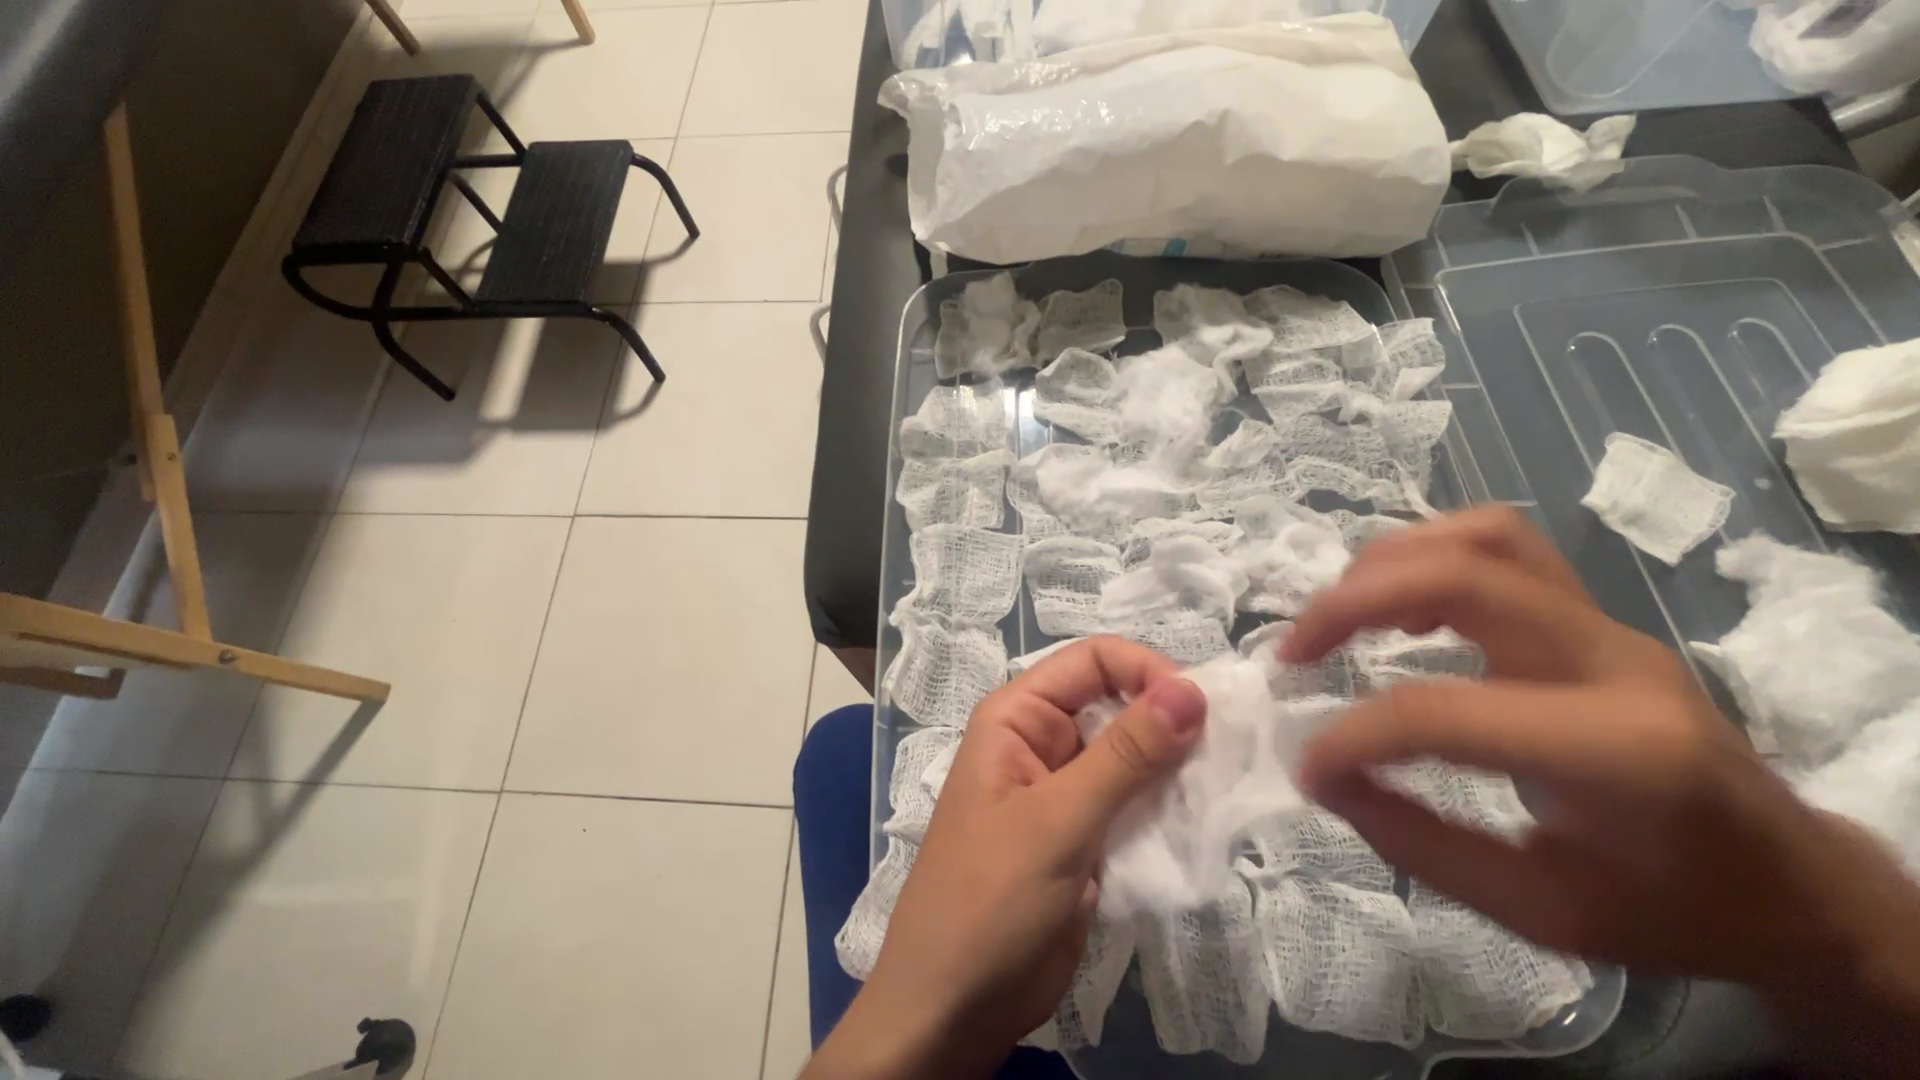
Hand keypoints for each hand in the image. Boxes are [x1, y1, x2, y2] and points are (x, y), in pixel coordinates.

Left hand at [804, 638, 1207, 1079]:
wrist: (954, 1006)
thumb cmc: (989, 901)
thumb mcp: (1057, 821)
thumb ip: (1125, 756)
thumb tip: (1191, 690)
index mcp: (1017, 718)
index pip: (1091, 661)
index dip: (1147, 671)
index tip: (1201, 709)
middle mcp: (1042, 744)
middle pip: (1118, 705)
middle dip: (1171, 722)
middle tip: (1226, 754)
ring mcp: (1065, 793)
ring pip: (1134, 757)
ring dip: (1177, 769)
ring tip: (1221, 788)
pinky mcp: (1086, 838)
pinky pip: (1135, 804)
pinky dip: (1168, 808)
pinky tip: (1201, 822)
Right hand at [1283, 506, 1919, 1068]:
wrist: (1791, 884)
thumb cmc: (1668, 909)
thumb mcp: (1538, 912)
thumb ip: (1419, 843)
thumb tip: (1320, 776)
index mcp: (1615, 752)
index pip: (1446, 710)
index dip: (1354, 735)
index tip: (1308, 767)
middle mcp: (1614, 661)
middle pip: (1464, 574)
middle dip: (1353, 601)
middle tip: (1294, 651)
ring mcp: (1610, 625)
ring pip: (1486, 535)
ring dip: (1389, 563)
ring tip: (1337, 617)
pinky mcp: (1594, 616)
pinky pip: (1502, 547)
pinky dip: (1427, 557)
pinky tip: (1393, 606)